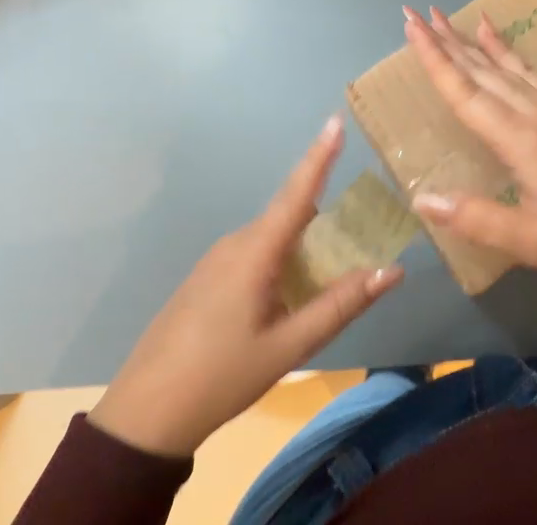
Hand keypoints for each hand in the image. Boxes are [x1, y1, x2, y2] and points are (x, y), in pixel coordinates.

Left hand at [88, 116, 403, 458]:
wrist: (144, 415)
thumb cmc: (220, 376)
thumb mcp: (289, 346)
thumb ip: (341, 305)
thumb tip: (392, 269)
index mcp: (255, 252)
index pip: (297, 193)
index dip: (319, 156)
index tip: (335, 121)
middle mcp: (236, 244)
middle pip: (291, 216)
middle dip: (329, 220)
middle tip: (367, 236)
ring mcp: (217, 261)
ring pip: (275, 239)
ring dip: (307, 249)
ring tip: (338, 277)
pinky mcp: (207, 279)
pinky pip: (257, 255)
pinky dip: (285, 263)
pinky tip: (294, 298)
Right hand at [403, 6, 536, 281]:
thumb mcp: (530, 240)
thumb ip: (475, 218)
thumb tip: (422, 199)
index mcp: (519, 138)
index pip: (465, 92)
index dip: (434, 60)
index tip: (410, 28)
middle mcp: (534, 111)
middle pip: (480, 69)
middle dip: (444, 41)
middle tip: (413, 14)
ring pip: (504, 65)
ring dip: (471, 41)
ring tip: (446, 17)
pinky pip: (529, 70)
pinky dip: (507, 51)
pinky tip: (498, 39)